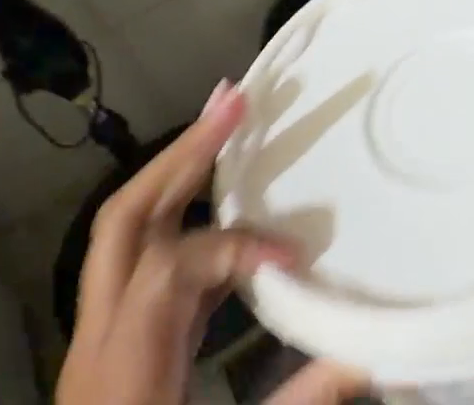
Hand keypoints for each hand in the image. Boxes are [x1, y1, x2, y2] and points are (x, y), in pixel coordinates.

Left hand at [56, 80, 368, 404]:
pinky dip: (184, 213)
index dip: (240, 249)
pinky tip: (221, 201)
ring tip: (228, 122)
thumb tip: (372, 358)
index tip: (297, 262)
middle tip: (236, 98)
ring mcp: (102, 331)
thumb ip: (297, 403)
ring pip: (129, 228)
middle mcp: (102, 330)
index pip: (177, 267)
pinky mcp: (118, 339)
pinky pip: (147, 255)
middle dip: (184, 152)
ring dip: (179, 171)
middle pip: (128, 216)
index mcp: (125, 358)